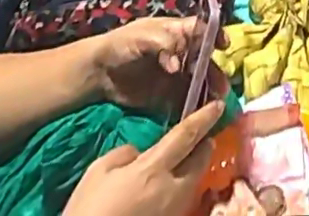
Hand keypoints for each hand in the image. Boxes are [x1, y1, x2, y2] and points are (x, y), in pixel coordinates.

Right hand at [62, 101, 222, 215]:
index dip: (205, 117)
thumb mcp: (98, 172)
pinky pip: (181, 201)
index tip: (220, 105)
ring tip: (186, 160)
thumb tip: (140, 154)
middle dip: (205, 145)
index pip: (187, 135)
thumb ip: (124, 154)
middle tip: (203, 135)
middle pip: (200, 161)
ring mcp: (172, 213)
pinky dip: (182, 188)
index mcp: (154, 169)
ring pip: (193, 183)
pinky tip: (169, 187)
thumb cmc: (88, 211)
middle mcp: (171, 191)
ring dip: (194, 168)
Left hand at [89, 16, 226, 112]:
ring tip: (215, 106)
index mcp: (178, 32)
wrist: (99, 72)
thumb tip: (176, 65)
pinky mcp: (167, 96)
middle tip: (221, 88)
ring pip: (198, 82)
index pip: (202, 30)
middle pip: (204, 60)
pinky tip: (199, 118)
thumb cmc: (122, 44)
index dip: (215, 35)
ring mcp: (176, 76)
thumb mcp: (142, 37)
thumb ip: (163, 45)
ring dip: (208, 92)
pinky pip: (185, 101)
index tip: (224, 45)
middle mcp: (182, 53)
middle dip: (215, 72)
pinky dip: (194, 108)